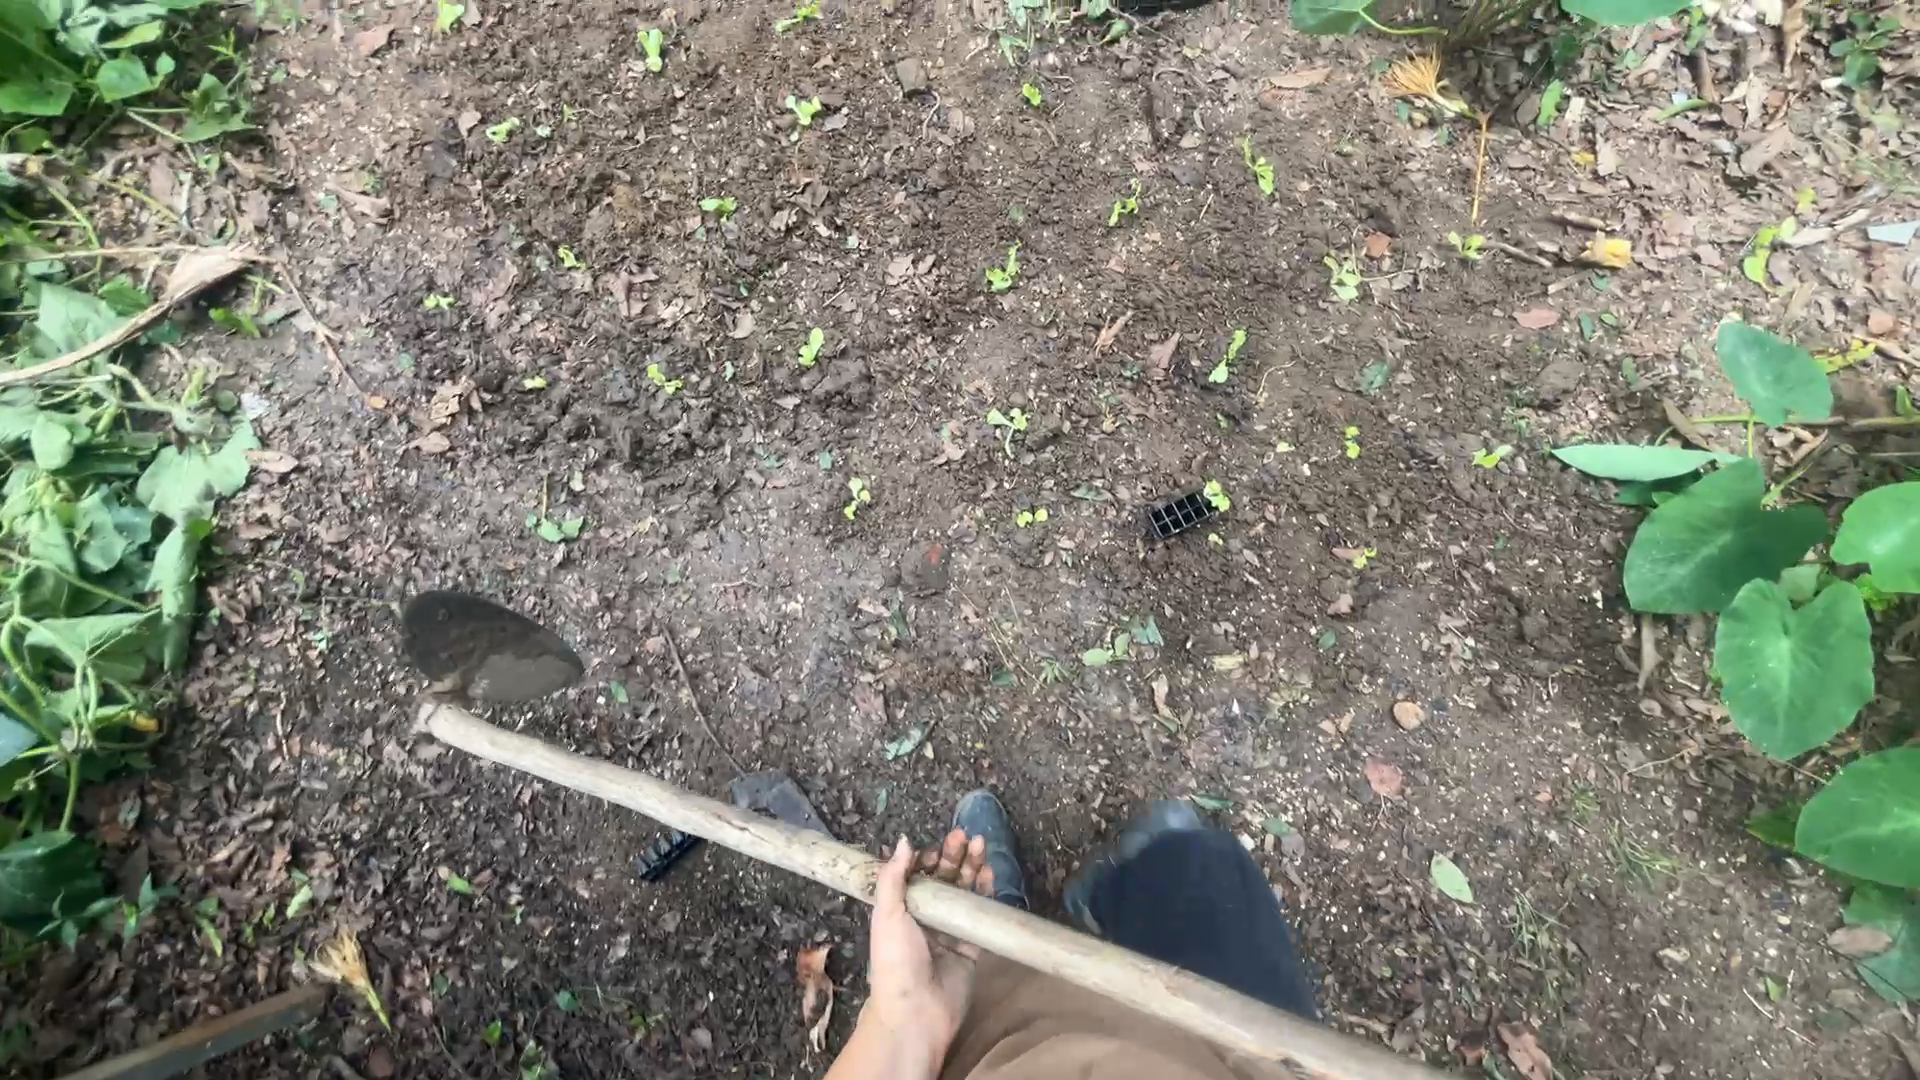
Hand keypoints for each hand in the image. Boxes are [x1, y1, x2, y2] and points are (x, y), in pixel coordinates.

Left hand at [862, 830, 997, 1065]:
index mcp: (902, 909)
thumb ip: (894, 877)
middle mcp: (926, 917)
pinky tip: (989, 874)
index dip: (930, 856)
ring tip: (981, 845)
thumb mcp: (887, 915)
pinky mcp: (970, 947)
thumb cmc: (895, 961)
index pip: (919, 874)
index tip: (941, 844)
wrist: (915, 1015)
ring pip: (963, 892)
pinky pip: (979, 915)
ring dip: (972, 867)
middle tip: (966, 835)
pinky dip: (985, 893)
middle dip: (955, 856)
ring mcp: (949, 931)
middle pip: (944, 878)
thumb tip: (904, 840)